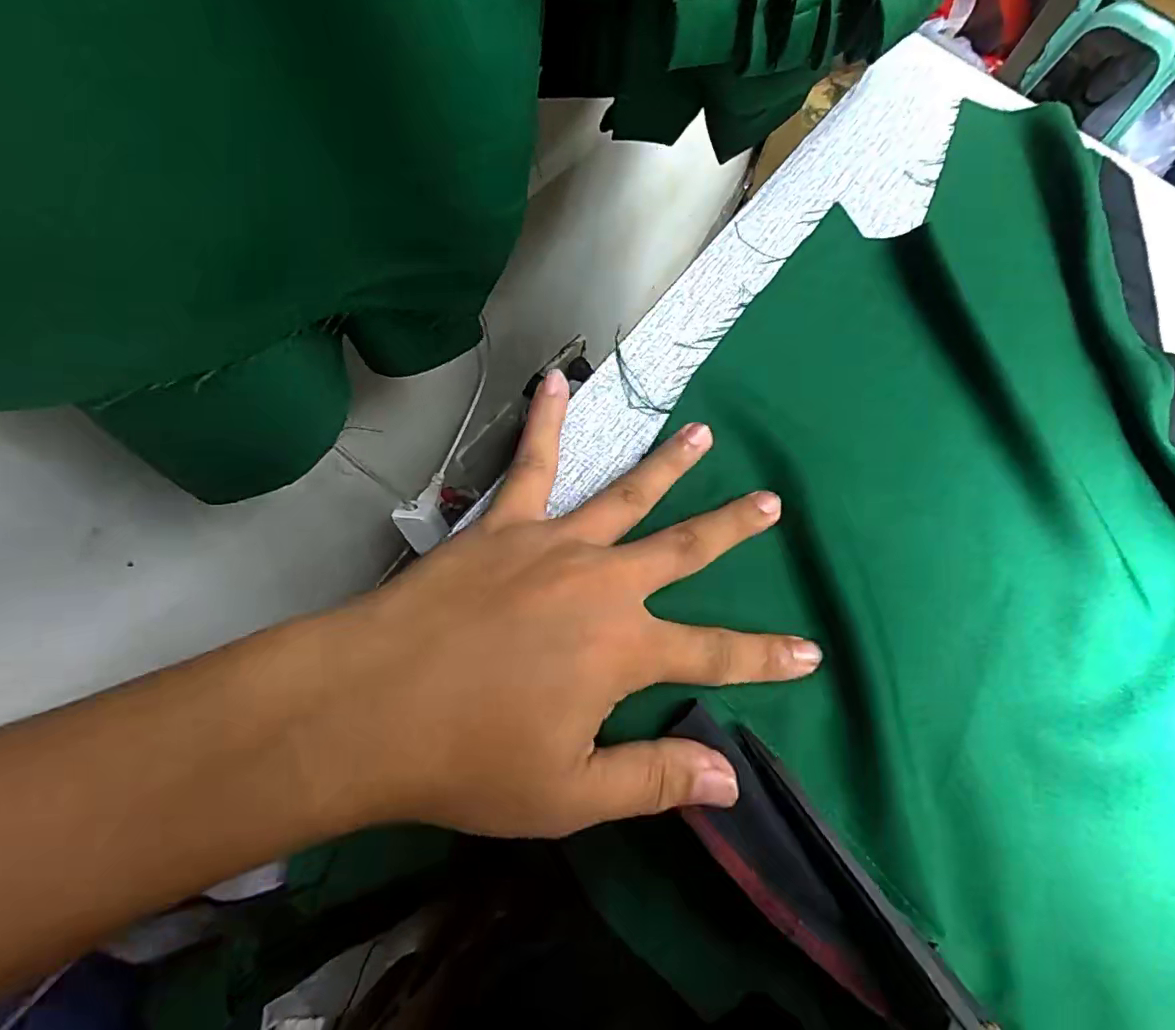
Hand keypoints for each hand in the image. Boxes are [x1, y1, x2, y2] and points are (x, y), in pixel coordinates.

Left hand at [273, 369, 820, 837]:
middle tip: (769, 504)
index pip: (717, 654)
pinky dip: (546, 422)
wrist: (364, 708)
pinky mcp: (503, 526)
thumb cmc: (468, 759)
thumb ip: (655, 779)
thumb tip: (730, 779)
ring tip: (703, 434)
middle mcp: (604, 584)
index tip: (810, 652)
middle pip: (685, 550)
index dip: (767, 657)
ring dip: (669, 465)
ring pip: (627, 496)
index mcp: (625, 649)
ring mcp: (554, 545)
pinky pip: (531, 465)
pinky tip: (555, 382)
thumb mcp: (569, 793)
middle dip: (733, 529)